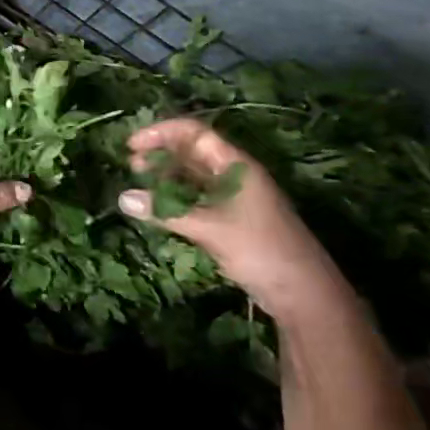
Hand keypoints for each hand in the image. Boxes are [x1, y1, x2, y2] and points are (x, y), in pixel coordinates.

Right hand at [118, 118, 347, 323]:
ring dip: (165, 176)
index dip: (160, 133)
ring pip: (192, 175)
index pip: (194, 134)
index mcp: (236, 168)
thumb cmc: (262, 251)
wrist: (307, 297)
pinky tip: (158, 206)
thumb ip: (165, 211)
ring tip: (140, 186)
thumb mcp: (210, 228)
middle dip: (159, 154)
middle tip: (132, 166)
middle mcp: (234, 177)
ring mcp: (234, 198)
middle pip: (190, 152)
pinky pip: (196, 197)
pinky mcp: (231, 219)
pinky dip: (174, 197)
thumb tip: (122, 198)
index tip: (132, 146)